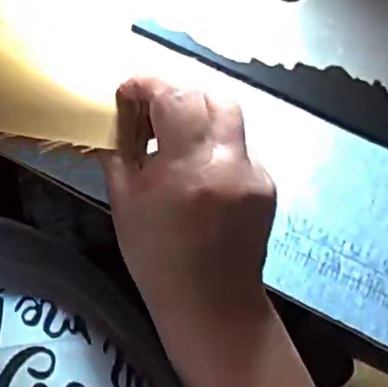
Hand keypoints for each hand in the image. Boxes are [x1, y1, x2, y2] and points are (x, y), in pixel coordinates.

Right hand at [106, 75, 276, 349]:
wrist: (210, 302)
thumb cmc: (155, 254)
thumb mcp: (124, 198)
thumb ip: (123, 150)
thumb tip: (121, 118)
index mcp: (190, 167)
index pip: (176, 97)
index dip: (147, 84)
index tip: (126, 90)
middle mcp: (230, 162)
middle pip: (211, 96)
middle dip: (177, 93)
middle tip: (148, 107)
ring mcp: (255, 172)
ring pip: (227, 117)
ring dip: (195, 114)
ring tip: (166, 134)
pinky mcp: (266, 183)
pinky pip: (235, 144)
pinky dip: (209, 141)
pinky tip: (190, 166)